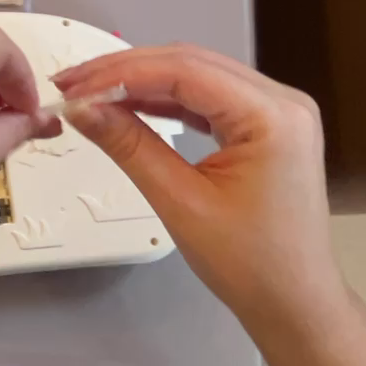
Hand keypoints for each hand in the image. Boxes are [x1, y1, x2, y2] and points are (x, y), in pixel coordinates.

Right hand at [53, 44, 346, 331]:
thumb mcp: (178, 200)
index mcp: (272, 116)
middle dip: (124, 71)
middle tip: (71, 84)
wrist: (294, 302)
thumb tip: (79, 108)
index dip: (121, 74)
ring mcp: (274, 111)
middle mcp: (280, 101)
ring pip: (193, 74)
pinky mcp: (262, 125)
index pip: (184, 71)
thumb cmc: (247, 262)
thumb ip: (127, 145)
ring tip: (88, 92)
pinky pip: (204, 96)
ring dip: (138, 81)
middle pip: (188, 63)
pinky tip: (125, 104)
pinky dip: (161, 98)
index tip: (73, 87)